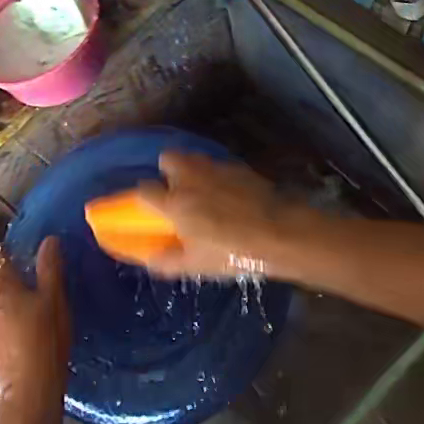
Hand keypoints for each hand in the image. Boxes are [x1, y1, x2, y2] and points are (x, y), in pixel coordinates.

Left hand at [0, 238, 69, 404]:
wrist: (29, 387)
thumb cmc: (46, 338)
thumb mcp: (55, 300)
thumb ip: (50, 268)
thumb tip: (48, 241)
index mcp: (4, 288)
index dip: (0, 252)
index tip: (13, 253)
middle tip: (18, 284)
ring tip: (20, 314)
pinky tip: (16, 340)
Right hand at [136, 151, 311, 278]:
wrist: (280, 233)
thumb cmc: (233, 253)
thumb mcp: (196, 266)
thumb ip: (167, 261)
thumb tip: (150, 258)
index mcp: (175, 203)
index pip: (144, 190)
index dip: (143, 199)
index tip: (150, 210)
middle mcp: (191, 179)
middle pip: (167, 159)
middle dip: (167, 172)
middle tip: (178, 194)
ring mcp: (216, 169)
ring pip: (194, 158)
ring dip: (192, 170)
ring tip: (203, 191)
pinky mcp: (239, 167)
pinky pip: (219, 165)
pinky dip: (217, 176)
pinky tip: (229, 193)